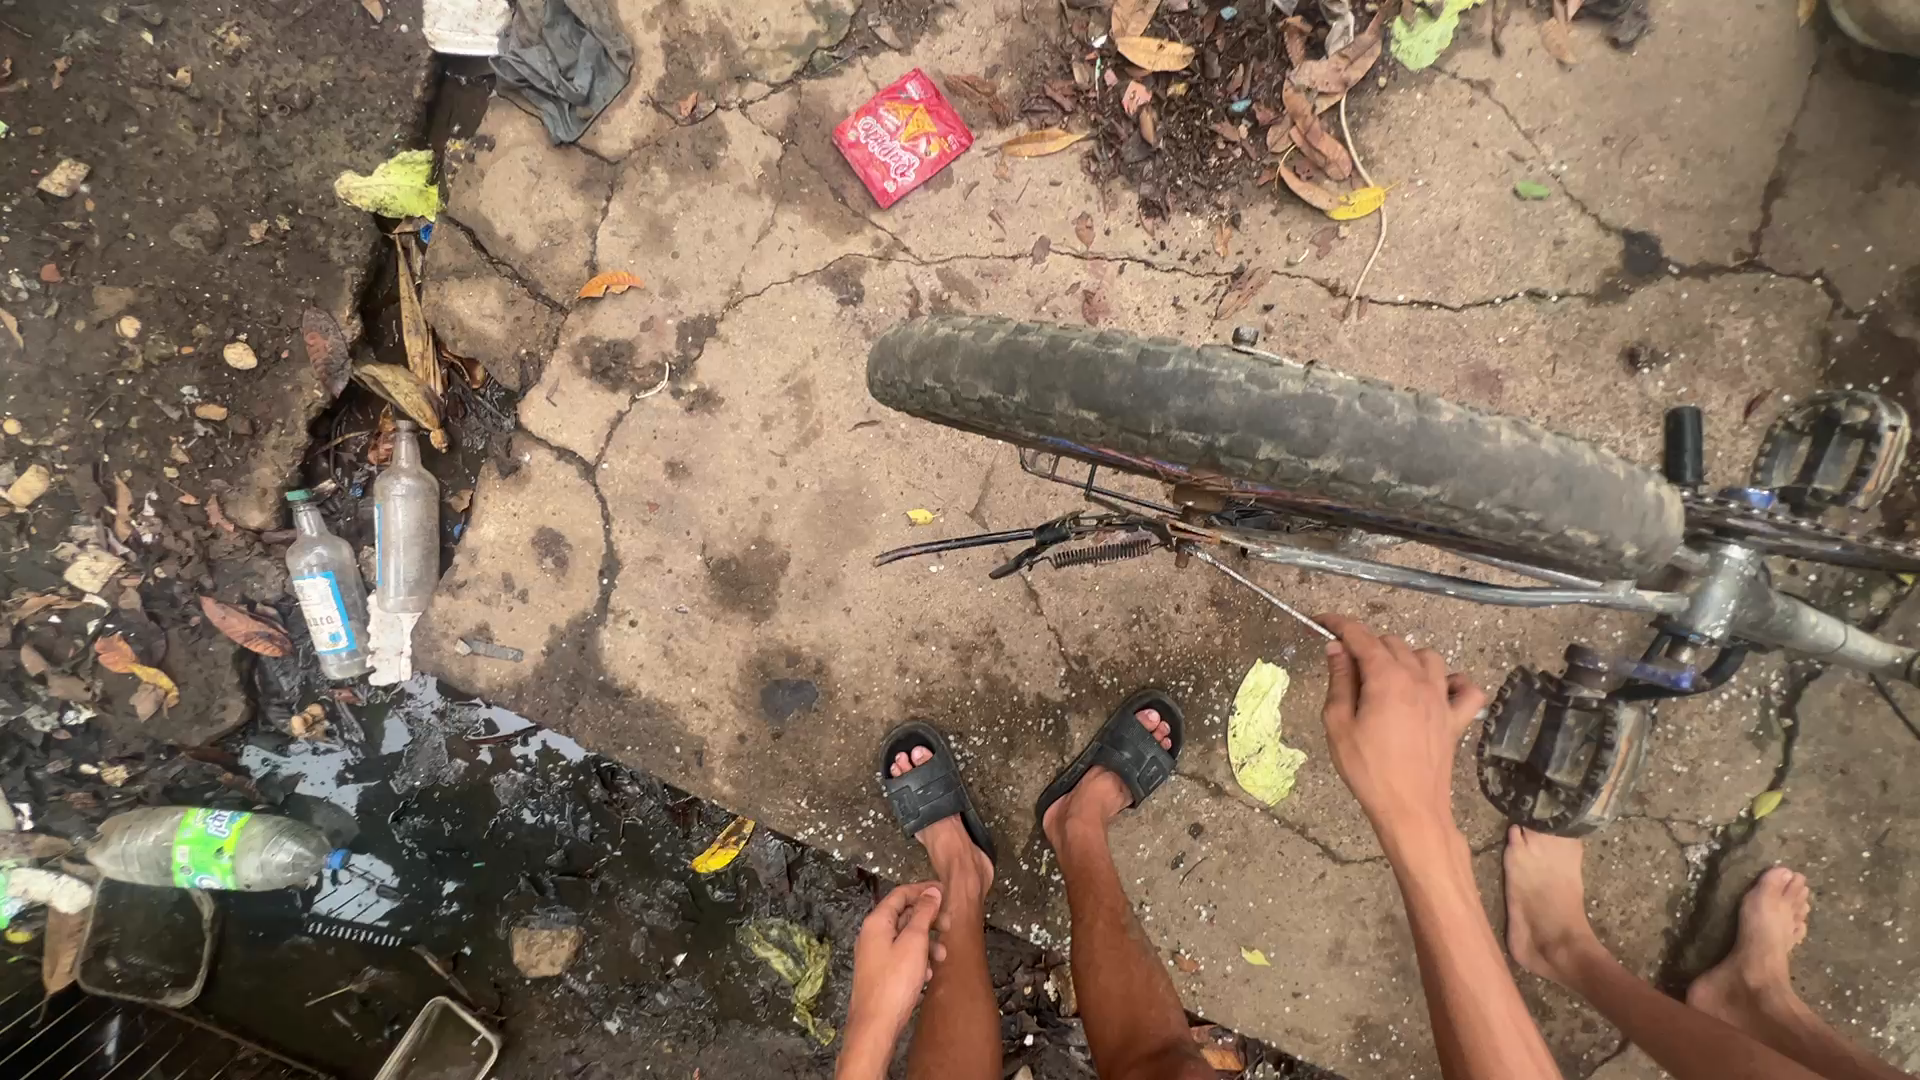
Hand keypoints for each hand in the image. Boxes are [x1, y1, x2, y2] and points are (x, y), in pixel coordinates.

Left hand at [844, 882, 942, 1045]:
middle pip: (904, 915)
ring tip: (942, 955)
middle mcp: (872, 934)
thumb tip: (931, 892)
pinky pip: (902, 956)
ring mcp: (874, 954)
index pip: (901, 893)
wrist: (875, 1028)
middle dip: (928, 919)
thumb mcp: (914, 942)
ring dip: (926, 942)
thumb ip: (924, 913)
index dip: (923, 890)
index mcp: (877, 921)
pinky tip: (928, 974)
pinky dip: (917, 958)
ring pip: (905, 937)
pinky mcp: (879, 973)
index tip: (944, 892)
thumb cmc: (894, 983)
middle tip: (948, 925)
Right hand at [1318, 615, 1487, 841]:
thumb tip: (1336, 649)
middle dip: (1364, 643)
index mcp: (1387, 678)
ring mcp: (1442, 698)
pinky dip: (1451, 680)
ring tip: (1382, 674)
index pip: (1360, 636)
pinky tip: (1434, 689)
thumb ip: (1339, 680)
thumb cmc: (1366, 768)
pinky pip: (1465, 687)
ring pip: (1426, 656)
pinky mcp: (1457, 719)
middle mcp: (1419, 679)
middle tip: (1342, 662)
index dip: (1337, 624)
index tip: (1319, 622)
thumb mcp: (1338, 722)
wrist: (1410, 808)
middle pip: (1391, 643)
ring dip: (1402, 656)